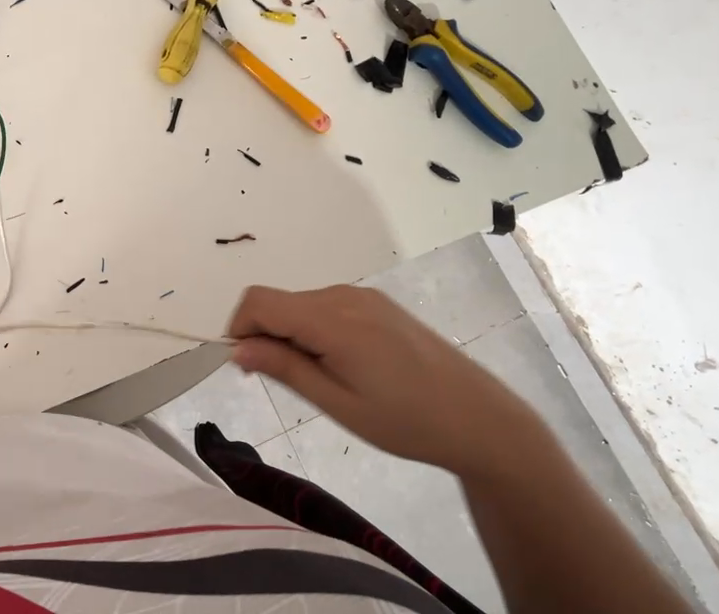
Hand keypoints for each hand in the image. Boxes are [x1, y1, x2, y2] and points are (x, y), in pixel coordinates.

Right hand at [228, 285, 547, 477]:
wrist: (482, 420)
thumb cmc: (407, 422)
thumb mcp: (338, 404)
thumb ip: (284, 368)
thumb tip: (237, 348)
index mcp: (333, 319)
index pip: (258, 301)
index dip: (240, 328)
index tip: (248, 366)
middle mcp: (344, 295)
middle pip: (278, 301)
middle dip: (266, 335)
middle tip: (284, 382)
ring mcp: (363, 296)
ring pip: (300, 304)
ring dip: (291, 333)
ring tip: (320, 379)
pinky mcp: (377, 304)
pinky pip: (325, 306)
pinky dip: (314, 329)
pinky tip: (342, 364)